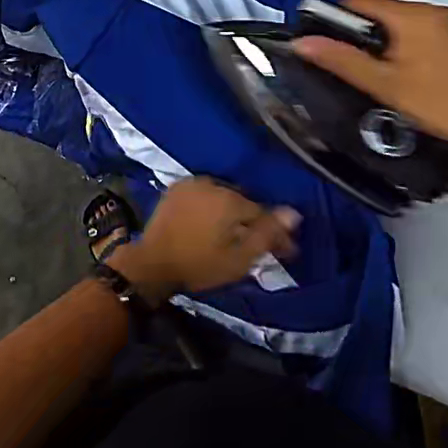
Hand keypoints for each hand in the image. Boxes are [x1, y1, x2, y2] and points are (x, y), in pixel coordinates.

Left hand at [104, 179, 299, 304]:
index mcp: (230, 199)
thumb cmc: (200, 264)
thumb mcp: (239, 258)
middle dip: (254, 221)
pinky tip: (214, 221)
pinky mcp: (176, 188)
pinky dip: (213, 205)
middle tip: (262, 244)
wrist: (154, 261)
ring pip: (223, 196)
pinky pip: (204, 193)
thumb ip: (267, 235)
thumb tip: (293, 214)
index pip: (263, 213)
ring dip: (233, 212)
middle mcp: (212, 184)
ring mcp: (191, 183)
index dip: (276, 233)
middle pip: (243, 202)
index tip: (287, 252)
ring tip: (237, 233)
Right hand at [290, 0, 447, 163]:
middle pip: (380, 13)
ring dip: (389, 46)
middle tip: (358, 72)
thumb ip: (342, 61)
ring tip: (387, 81)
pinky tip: (420, 83)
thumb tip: (300, 41)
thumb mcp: (388, 86)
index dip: (333, 20)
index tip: (326, 48)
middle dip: (362, 36)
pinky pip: (428, 36)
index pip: (354, 1)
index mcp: (410, 14)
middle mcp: (434, 10)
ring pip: (405, 26)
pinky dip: (413, 51)